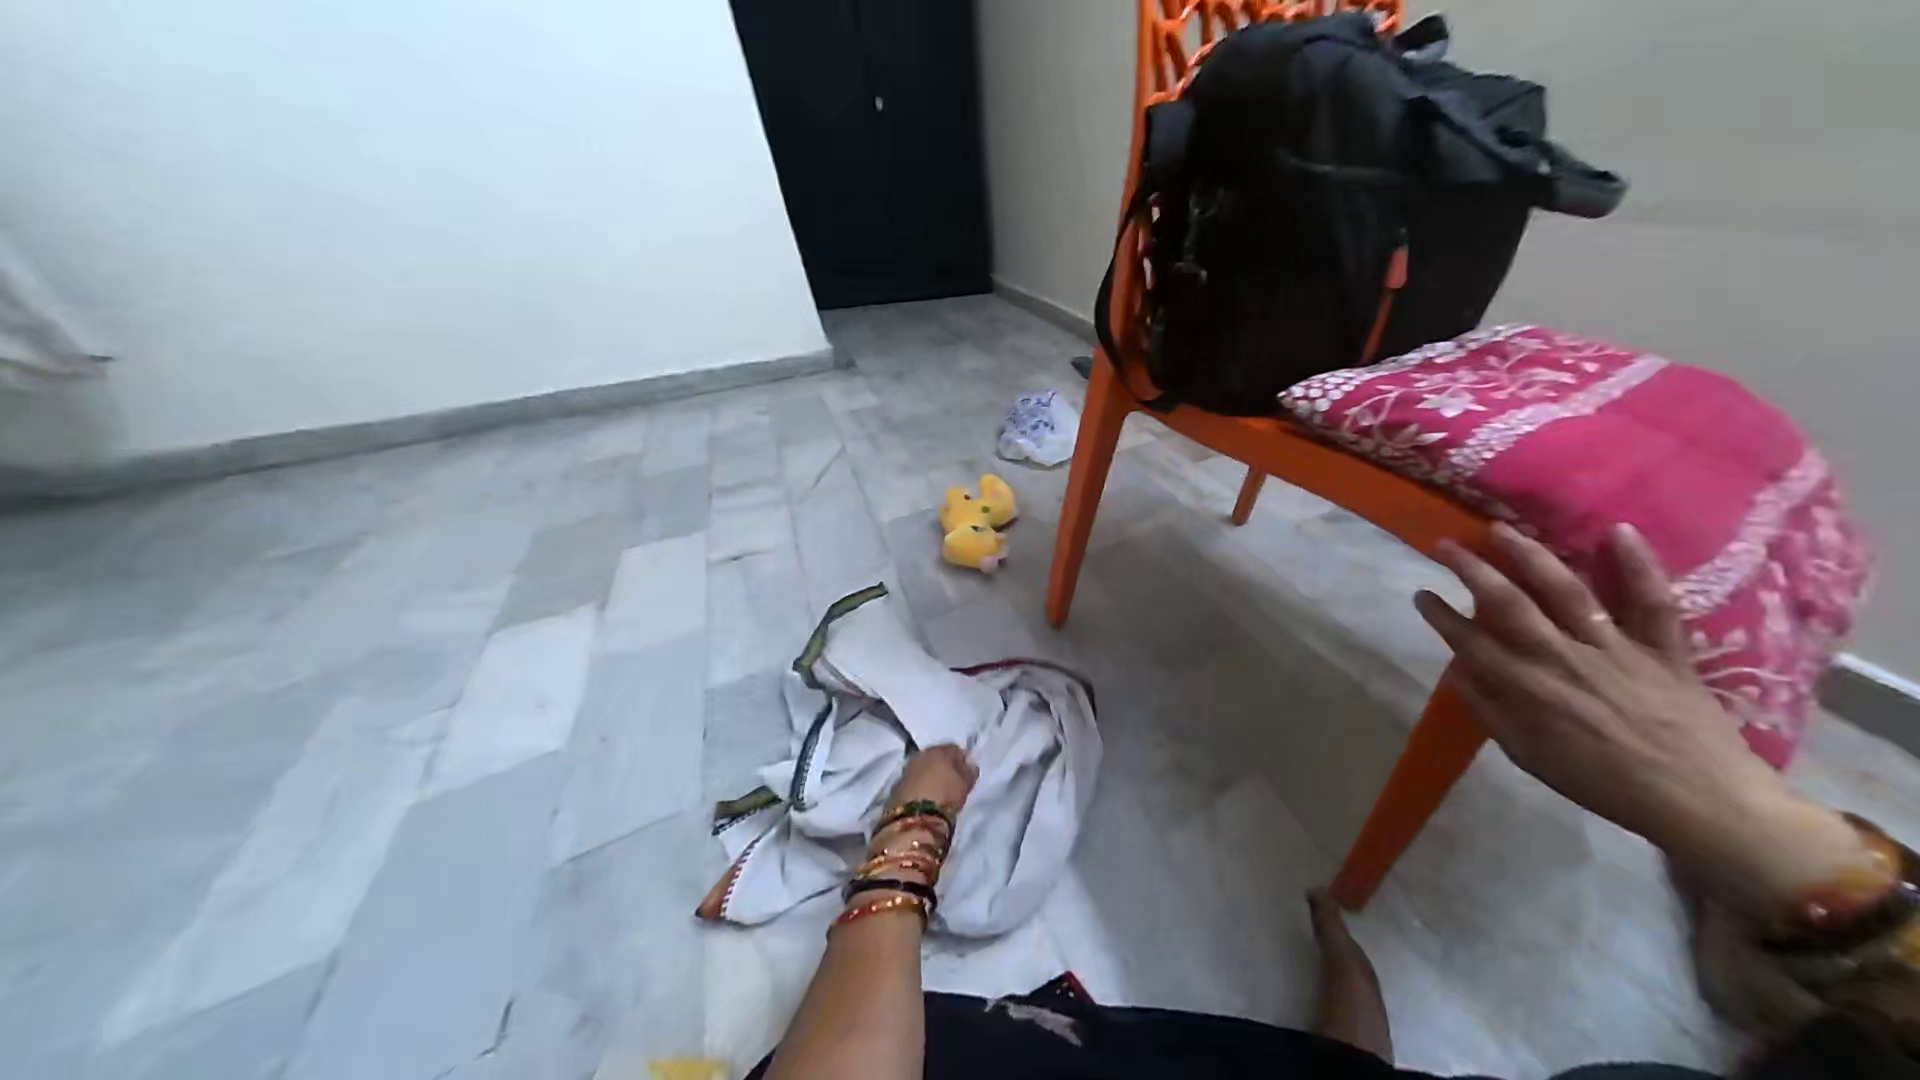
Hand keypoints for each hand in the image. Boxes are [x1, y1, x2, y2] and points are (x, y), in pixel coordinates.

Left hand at [887, 744, 976, 813]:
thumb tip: (969, 765)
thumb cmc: (945, 796)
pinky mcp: (895, 787)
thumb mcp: (965, 785)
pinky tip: (925, 799)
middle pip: (935, 757)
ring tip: (938, 792)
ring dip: (929, 776)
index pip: (953, 748)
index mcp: (938, 750)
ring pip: (922, 769)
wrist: (914, 818)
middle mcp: (919, 755)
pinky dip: (919, 787)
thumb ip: (968, 772)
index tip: (966, 771)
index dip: (961, 759)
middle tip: (952, 781)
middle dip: (943, 766)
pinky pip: (912, 782)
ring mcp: (905, 771)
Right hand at [1415, 522, 1866, 915]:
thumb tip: (1456, 672)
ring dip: (1529, 555)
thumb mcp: (1528, 756)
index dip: (1439, 614)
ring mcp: (1615, 648)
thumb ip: (1489, 710)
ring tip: (1501, 529)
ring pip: (1566, 591)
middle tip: (1444, 545)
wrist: (1704, 803)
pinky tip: (1617, 531)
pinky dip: (1638, 564)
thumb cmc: (1603, 782)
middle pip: (1508, 603)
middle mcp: (1562, 657)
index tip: (1421, 594)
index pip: (1469, 640)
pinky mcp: (1662, 648)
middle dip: (1470, 569)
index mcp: (1527, 687)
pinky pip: (1652, 601)